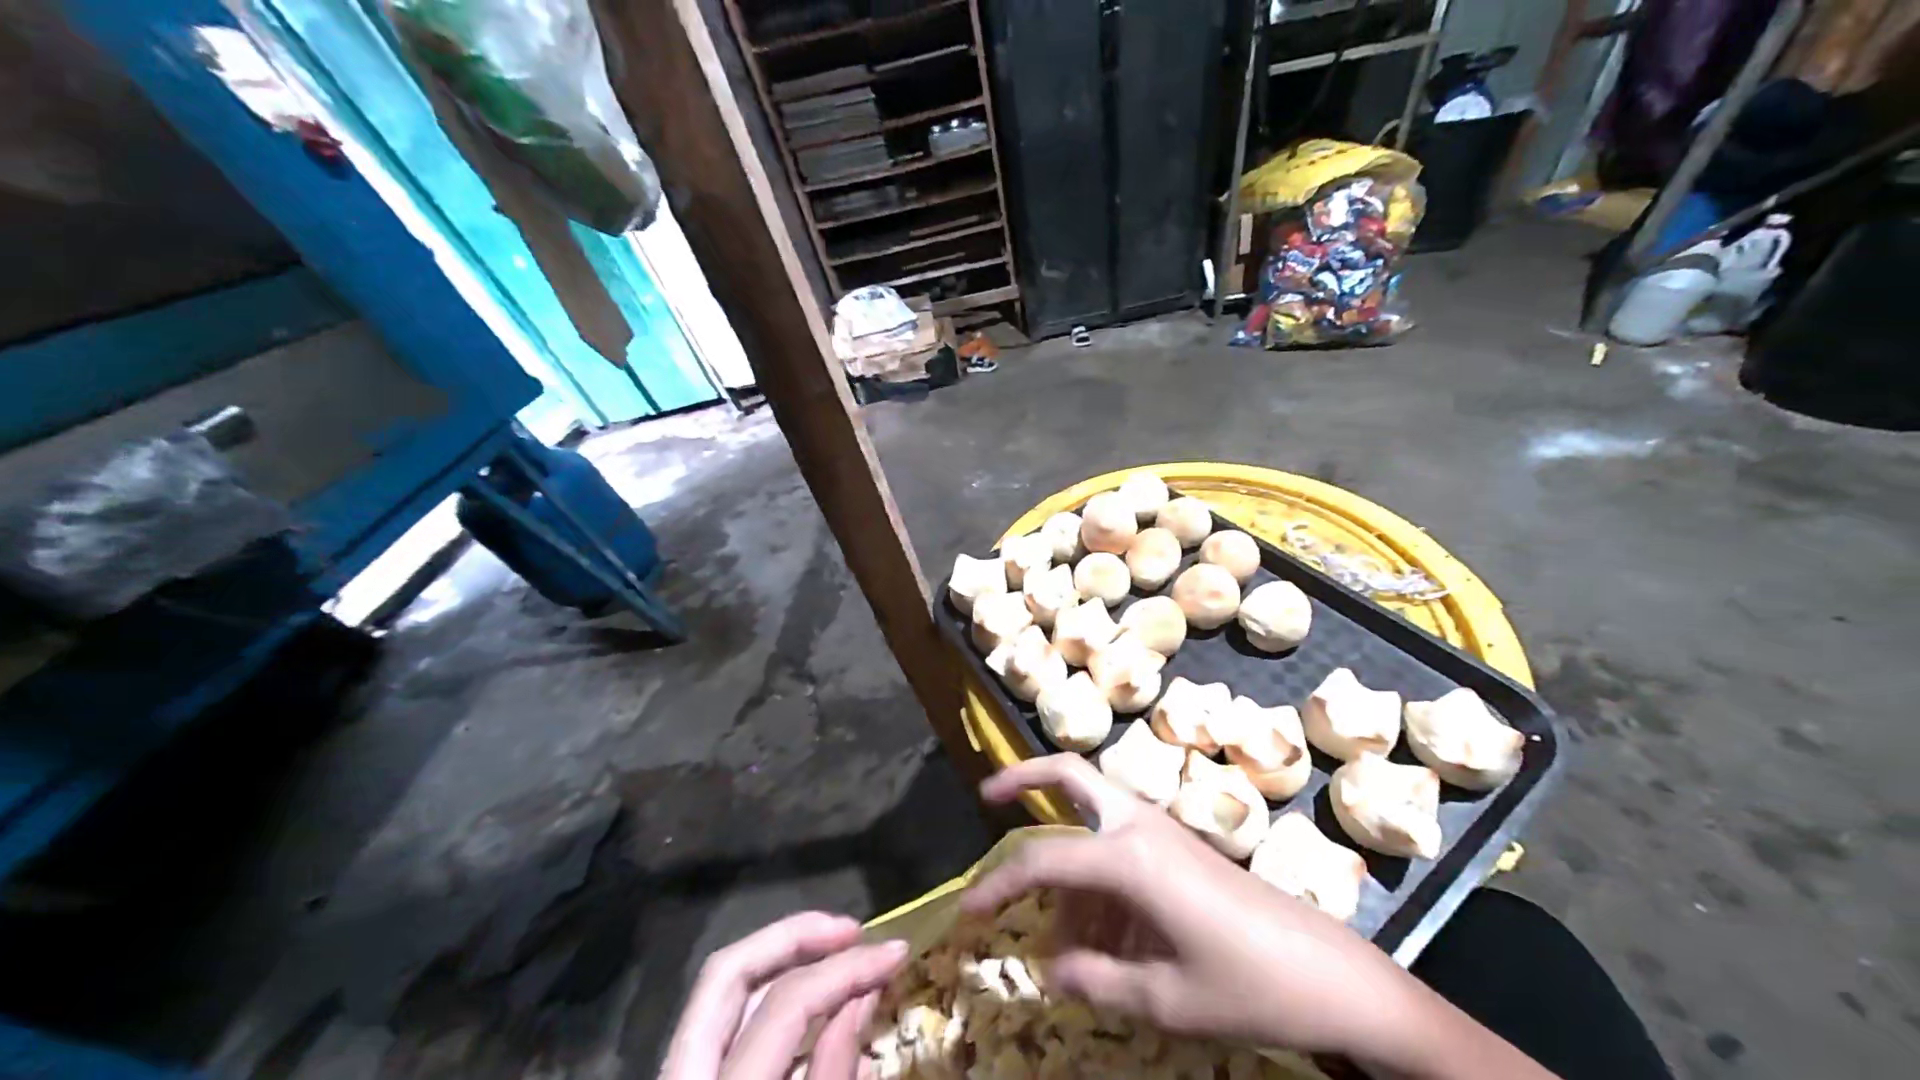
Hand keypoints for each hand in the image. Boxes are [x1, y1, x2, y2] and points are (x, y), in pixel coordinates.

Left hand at [660, 912, 907, 1079]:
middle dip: (794, 936)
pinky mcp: (684, 1075)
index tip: (896, 951)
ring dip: (784, 961)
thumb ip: (833, 1073)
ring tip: (838, 951)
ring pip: (722, 991)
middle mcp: (679, 1073)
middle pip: (728, 971)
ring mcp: (673, 1072)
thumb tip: (862, 992)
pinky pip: (724, 1026)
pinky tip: (813, 1002)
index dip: (846, 970)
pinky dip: (769, 1002)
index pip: (786, 1004)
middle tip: (851, 930)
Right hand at [963, 756, 1557, 1079]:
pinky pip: (1119, 847)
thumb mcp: (1165, 1000)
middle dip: (1025, 775)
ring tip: (1061, 935)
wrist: (1335, 978)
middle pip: (1072, 773)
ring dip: (1066, 859)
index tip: (967, 908)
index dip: (997, 883)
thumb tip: (1051, 970)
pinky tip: (1103, 939)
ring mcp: (1162, 833)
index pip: (1043, 859)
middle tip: (989, 794)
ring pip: (1093, 819)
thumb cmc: (1249, 986)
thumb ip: (1096, 980)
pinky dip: (1097, 879)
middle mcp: (1140, 826)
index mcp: (1130, 857)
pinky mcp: (1178, 850)